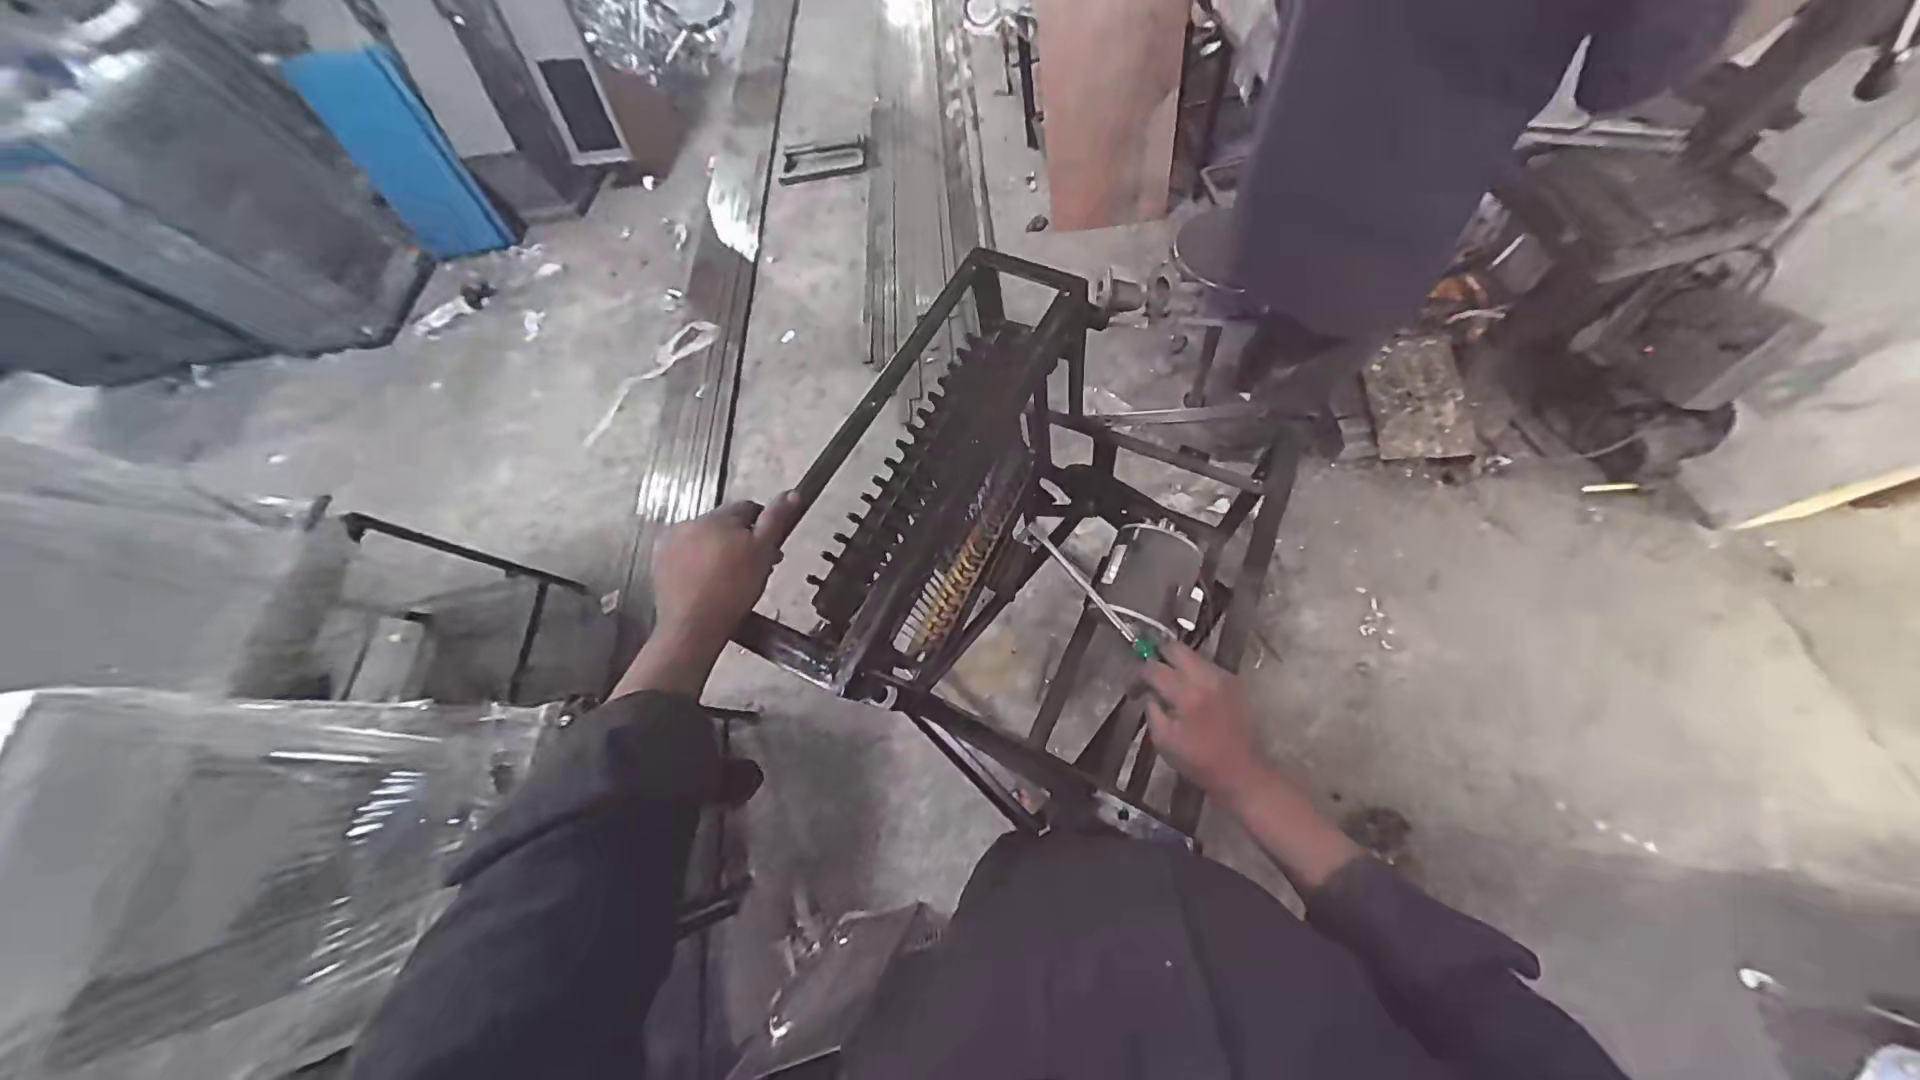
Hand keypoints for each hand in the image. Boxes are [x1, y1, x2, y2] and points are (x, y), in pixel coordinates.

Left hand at [651, 493, 802, 651]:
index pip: (749, 509)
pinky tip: (706, 581)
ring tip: (729, 578)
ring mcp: (671, 540)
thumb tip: (792, 493)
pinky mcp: (659, 560)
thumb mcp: (763, 553)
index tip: (769, 549)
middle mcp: (691, 521)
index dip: (763, 527)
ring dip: (718, 550)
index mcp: (719, 517)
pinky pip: (685, 553)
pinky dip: (697, 561)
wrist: (693, 626)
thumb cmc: (734, 590)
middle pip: (725, 523)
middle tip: (754, 567)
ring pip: (705, 538)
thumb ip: (776, 520)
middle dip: (740, 539)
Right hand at [1142, 641, 1270, 799]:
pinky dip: (1193, 672)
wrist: (1241, 771)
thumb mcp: (1163, 740)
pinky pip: (1206, 666)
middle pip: (1174, 647)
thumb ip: (1152, 710)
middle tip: (1151, 674)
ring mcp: (1223, 677)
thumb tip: (1151, 693)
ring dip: (1176, 664)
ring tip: (1170, 683)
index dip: (1137, 676)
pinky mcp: (1233, 681)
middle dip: (1157, 656)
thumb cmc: (1198, 761)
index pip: (1153, 668)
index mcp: (1187, 694)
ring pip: (1192, 654)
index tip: (1134, 689)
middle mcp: (1206, 677)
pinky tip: (1190, 691)